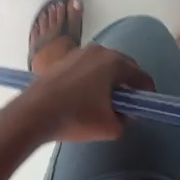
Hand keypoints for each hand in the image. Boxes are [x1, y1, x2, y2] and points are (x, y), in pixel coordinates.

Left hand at [10, 46, 151, 142]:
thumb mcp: (109, 128)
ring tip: (105, 100)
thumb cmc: (75, 117)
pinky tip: (85, 96)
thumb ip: (125, 121)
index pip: (141, 75)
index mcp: (115, 63)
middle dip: (128, 83)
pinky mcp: (63, 60)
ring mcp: (79, 53)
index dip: (147, 91)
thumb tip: (124, 113)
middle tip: (127, 103)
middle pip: (123, 65)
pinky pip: (87, 67)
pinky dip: (92, 78)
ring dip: (109, 79)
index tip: (145, 105)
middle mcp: (99, 51)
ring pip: (103, 65)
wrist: (32, 114)